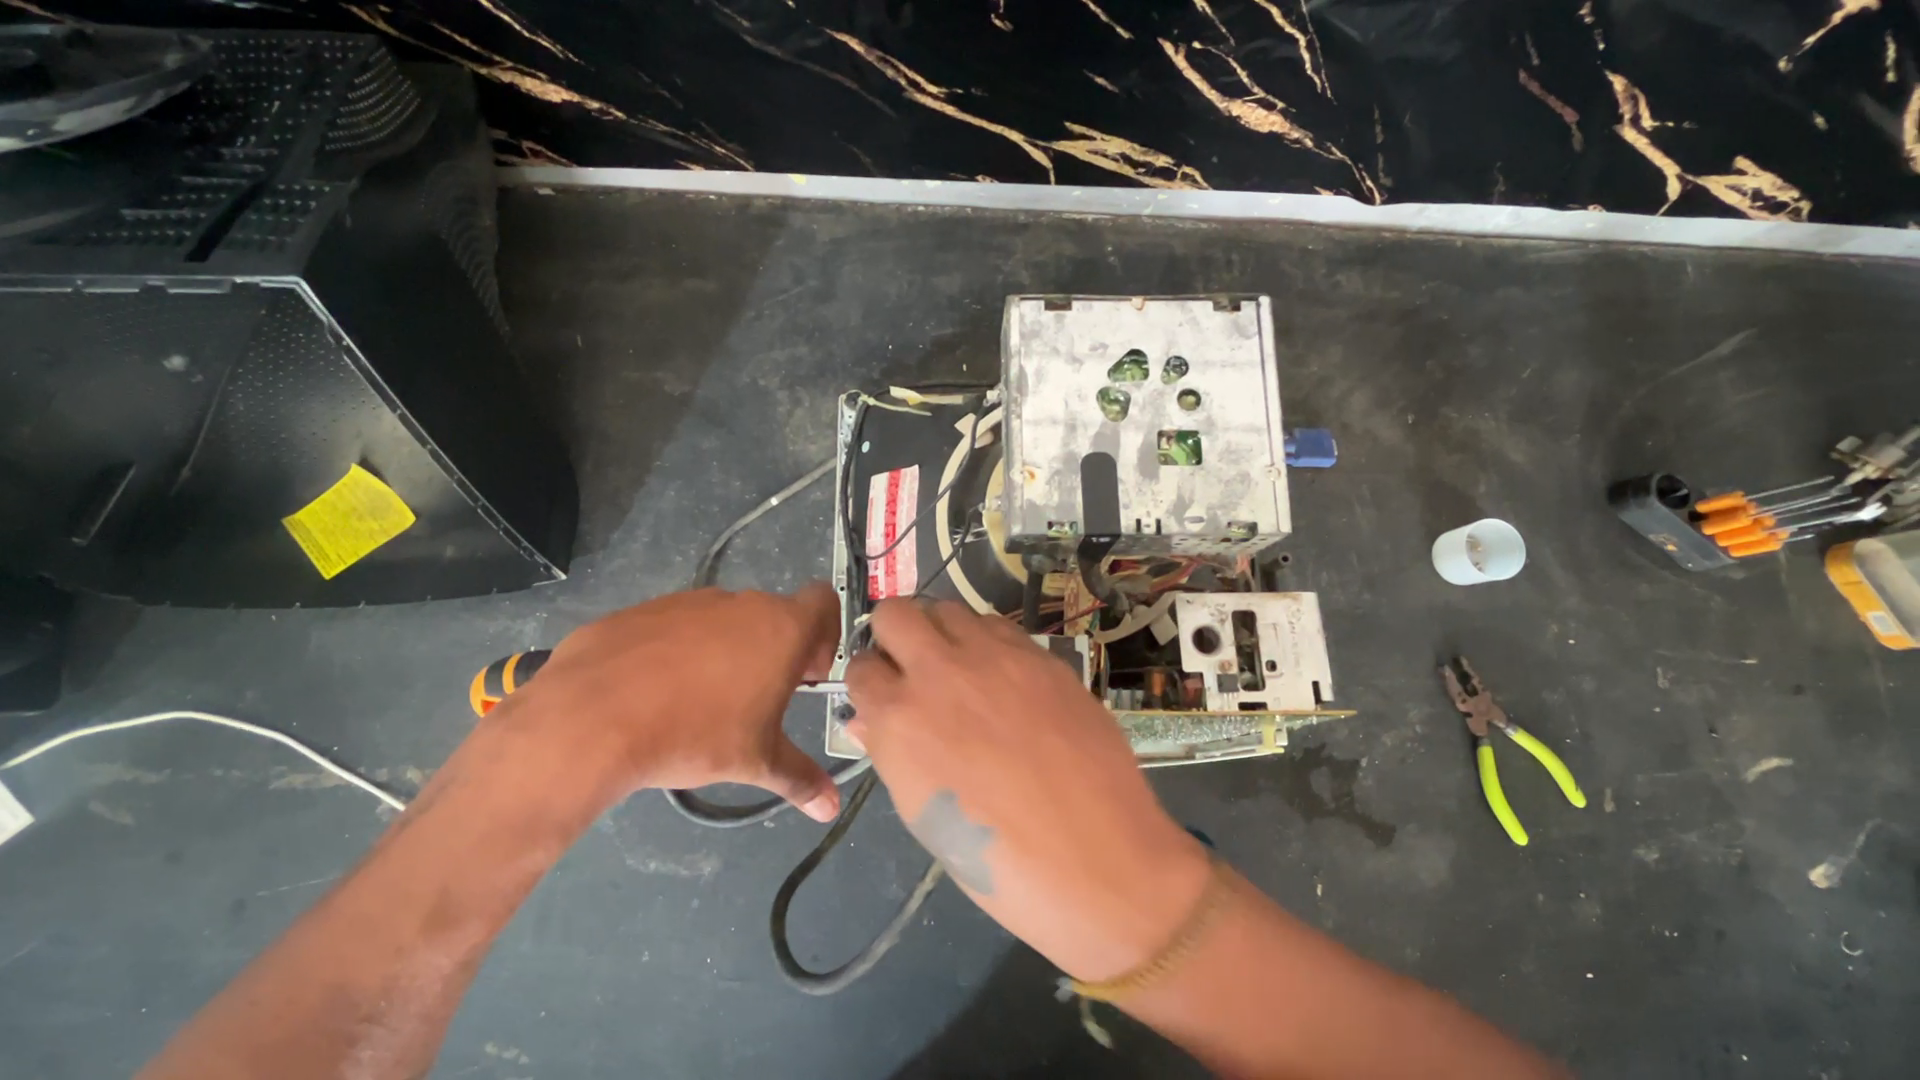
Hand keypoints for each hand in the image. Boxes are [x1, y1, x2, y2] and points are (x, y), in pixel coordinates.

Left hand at [495, 585, 842, 821]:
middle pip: (773, 615)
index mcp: (780, 629)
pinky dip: (677, 651)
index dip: (824, 634)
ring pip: (723, 620)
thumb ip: (799, 779)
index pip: (824, 602)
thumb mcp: (755, 762)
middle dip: (774, 652)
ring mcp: (687, 602)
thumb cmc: (694, 734)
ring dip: (725, 651)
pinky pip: (675, 627)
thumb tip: (830, 809)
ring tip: (701, 701)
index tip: (806, 675)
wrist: (592, 718)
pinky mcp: (641, 611)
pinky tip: (655, 693)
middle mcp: (740, 603)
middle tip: (758, 700)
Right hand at [845, 600, 1211, 980]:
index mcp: (899, 719)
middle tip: (911, 666)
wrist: (1098, 861)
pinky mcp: (1041, 657)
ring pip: (949, 609)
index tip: (882, 695)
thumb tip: (869, 721)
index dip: (869, 682)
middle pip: (896, 614)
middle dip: (894, 636)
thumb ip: (891, 753)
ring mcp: (995, 658)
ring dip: (942, 633)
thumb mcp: (923, 817)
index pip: (860, 668)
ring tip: (959, 669)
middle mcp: (940, 673)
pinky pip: (998, 627)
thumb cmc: (999, 863)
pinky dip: (987, 642)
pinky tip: (1002, 677)